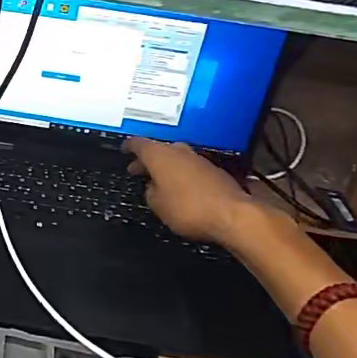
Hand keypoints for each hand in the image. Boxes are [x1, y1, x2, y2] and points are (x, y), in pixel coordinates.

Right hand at [124, 137, 257, 245]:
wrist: (231, 214)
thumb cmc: (188, 208)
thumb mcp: (158, 205)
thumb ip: (150, 192)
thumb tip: (153, 188)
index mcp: (159, 155)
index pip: (138, 143)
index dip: (129, 147)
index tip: (125, 150)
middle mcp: (178, 151)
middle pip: (158, 150)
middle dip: (148, 160)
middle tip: (139, 170)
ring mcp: (198, 158)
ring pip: (176, 158)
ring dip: (167, 167)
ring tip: (161, 181)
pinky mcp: (214, 170)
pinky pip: (191, 168)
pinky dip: (183, 174)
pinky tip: (183, 189)